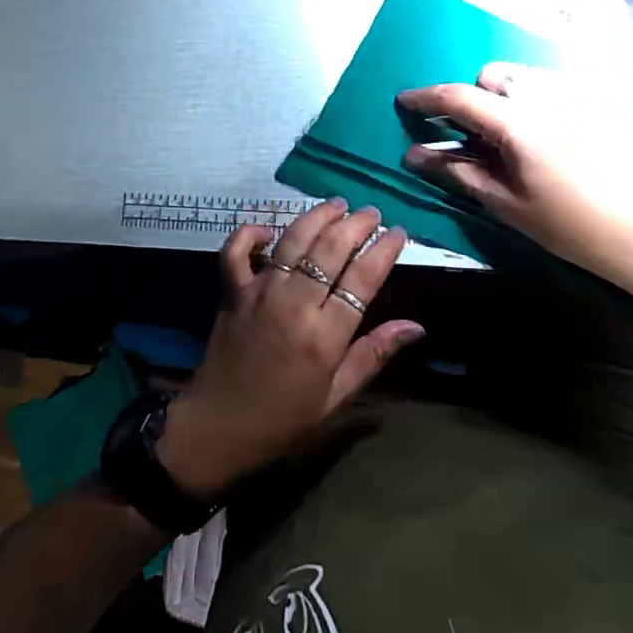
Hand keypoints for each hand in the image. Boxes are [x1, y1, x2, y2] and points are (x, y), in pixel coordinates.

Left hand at [157, 200, 424, 497]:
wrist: (216, 427)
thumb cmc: (283, 418)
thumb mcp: (336, 397)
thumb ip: (374, 355)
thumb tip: (416, 327)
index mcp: (324, 336)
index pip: (362, 279)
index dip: (384, 250)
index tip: (399, 232)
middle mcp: (293, 305)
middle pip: (330, 249)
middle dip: (356, 224)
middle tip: (372, 213)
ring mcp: (259, 293)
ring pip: (292, 240)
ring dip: (317, 216)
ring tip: (337, 205)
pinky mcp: (232, 292)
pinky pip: (237, 251)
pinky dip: (250, 234)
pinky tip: (269, 230)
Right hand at [397, 62, 632, 326]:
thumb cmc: (575, 228)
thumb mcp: (509, 205)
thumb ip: (459, 172)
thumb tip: (414, 155)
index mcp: (518, 121)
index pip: (457, 95)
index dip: (425, 98)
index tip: (406, 103)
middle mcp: (549, 91)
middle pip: (495, 75)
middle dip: (479, 97)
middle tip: (482, 136)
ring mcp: (587, 88)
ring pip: (533, 76)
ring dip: (516, 96)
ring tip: (528, 136)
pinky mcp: (618, 94)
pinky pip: (570, 84)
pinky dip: (553, 102)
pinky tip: (571, 137)